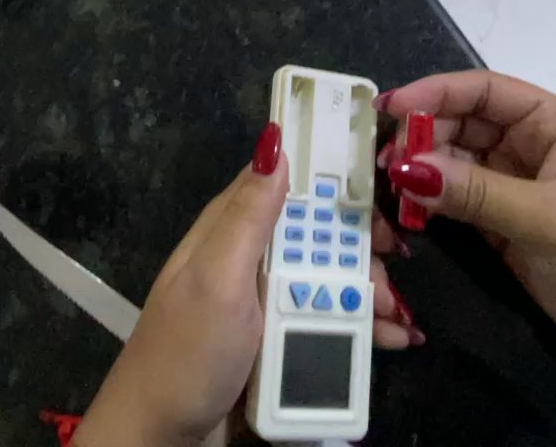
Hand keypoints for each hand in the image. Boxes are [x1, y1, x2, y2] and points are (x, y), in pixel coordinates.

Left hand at [76, 124, 418, 446]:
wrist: (163, 438)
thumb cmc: (189, 351)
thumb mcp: (219, 276)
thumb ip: (249, 214)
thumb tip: (274, 140)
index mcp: (230, 228)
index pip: (284, 181)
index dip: (328, 178)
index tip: (375, 190)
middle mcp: (249, 256)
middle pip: (315, 233)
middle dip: (357, 244)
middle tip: (392, 260)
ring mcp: (264, 300)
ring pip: (327, 277)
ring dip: (365, 289)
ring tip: (392, 312)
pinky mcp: (276, 339)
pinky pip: (326, 319)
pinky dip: (358, 325)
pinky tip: (388, 336)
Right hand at [377, 70, 555, 381]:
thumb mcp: (549, 220)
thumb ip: (475, 192)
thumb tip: (403, 166)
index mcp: (555, 125)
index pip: (485, 91)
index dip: (436, 92)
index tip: (390, 108)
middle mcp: (531, 147)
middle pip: (462, 123)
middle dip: (422, 134)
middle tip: (380, 158)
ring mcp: (516, 187)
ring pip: (454, 161)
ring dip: (421, 169)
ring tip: (384, 184)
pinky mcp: (504, 226)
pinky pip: (456, 200)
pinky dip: (429, 202)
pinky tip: (404, 209)